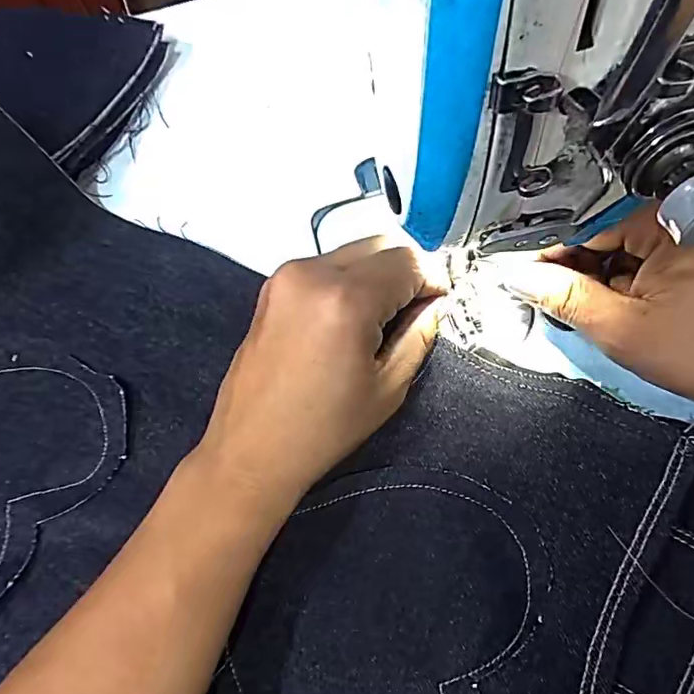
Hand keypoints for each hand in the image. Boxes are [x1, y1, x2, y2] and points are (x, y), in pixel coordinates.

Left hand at [193, 235, 446, 507]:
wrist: (254, 449)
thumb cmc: (320, 431)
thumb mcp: (388, 388)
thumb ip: (419, 335)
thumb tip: (433, 306)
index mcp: (345, 300)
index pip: (408, 260)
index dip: (433, 279)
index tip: (439, 302)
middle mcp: (311, 274)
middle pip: (380, 245)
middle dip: (406, 272)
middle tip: (416, 312)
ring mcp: (286, 277)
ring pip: (352, 252)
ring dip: (377, 276)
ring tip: (382, 323)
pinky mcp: (272, 289)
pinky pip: (325, 267)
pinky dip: (348, 282)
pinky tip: (351, 323)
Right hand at [493, 207, 693, 412]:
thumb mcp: (622, 329)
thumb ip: (566, 298)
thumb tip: (518, 275)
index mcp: (665, 206)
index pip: (585, 223)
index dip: (553, 258)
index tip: (531, 284)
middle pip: (614, 228)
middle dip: (588, 268)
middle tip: (570, 309)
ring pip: (642, 239)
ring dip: (618, 274)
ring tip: (610, 314)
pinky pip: (671, 247)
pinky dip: (649, 275)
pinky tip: (644, 307)